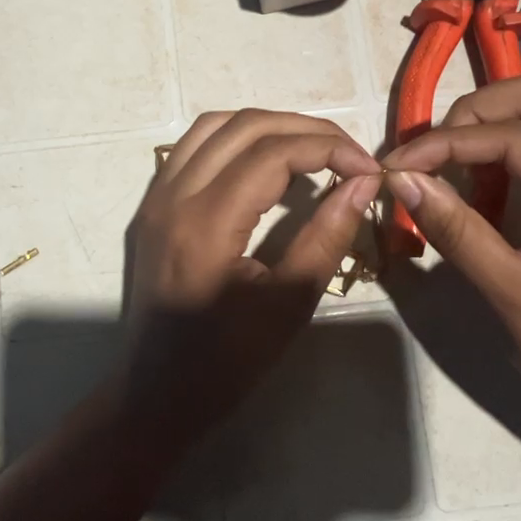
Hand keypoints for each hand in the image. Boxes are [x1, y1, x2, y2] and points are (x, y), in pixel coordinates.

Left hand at [118, 110, 381, 444]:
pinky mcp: (152, 206)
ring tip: (311, 150)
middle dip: (304, 129)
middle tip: (348, 155)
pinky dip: (234, 139)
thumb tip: (364, 184)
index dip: (328, 149)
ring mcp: (156, 198)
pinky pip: (192, 147)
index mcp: (206, 223)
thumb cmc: (225, 362)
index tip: (368, 171)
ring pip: (213, 126)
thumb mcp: (288, 304)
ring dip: (266, 126)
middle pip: (244, 126)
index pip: (273, 153)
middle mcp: (174, 196)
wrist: (156, 394)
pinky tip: (263, 161)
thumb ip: (327, 236)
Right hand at [379, 73, 520, 445]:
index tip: (398, 165)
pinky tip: (485, 176)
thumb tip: (402, 179)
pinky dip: (517, 140)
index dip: (449, 143)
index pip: (519, 138)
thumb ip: (459, 232)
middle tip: (434, 150)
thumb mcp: (514, 298)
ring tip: (452, 159)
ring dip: (499, 119)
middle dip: (481, 108)